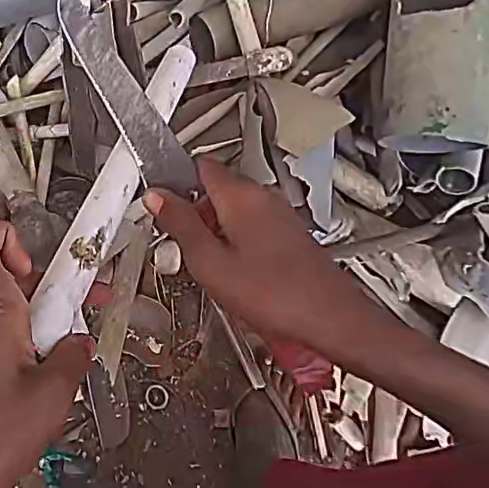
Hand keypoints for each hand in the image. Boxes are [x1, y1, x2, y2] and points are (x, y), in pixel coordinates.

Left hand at [0, 219, 91, 487]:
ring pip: (12, 317)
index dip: (14, 234)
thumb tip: (79, 344)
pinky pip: (1, 348)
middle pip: (13, 280)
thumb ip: (71, 362)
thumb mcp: (47, 403)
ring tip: (68, 370)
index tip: (55, 262)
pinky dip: (27, 359)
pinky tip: (41, 395)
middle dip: (55, 293)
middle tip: (87, 316)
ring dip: (45, 332)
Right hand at [148, 159, 409, 371]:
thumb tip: (157, 198)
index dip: (175, 183)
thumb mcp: (209, 262)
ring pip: (232, 210)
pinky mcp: (289, 235)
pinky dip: (235, 243)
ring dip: (214, 231)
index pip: (199, 166)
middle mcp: (263, 197)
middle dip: (194, 213)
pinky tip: (234, 274)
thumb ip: (179, 224)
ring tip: (210, 266)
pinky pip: (251, 227)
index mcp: (240, 196)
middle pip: (215, 190)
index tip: (161, 205)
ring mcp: (279, 215)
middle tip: (183, 245)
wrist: (331, 321)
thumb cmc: (276, 295)